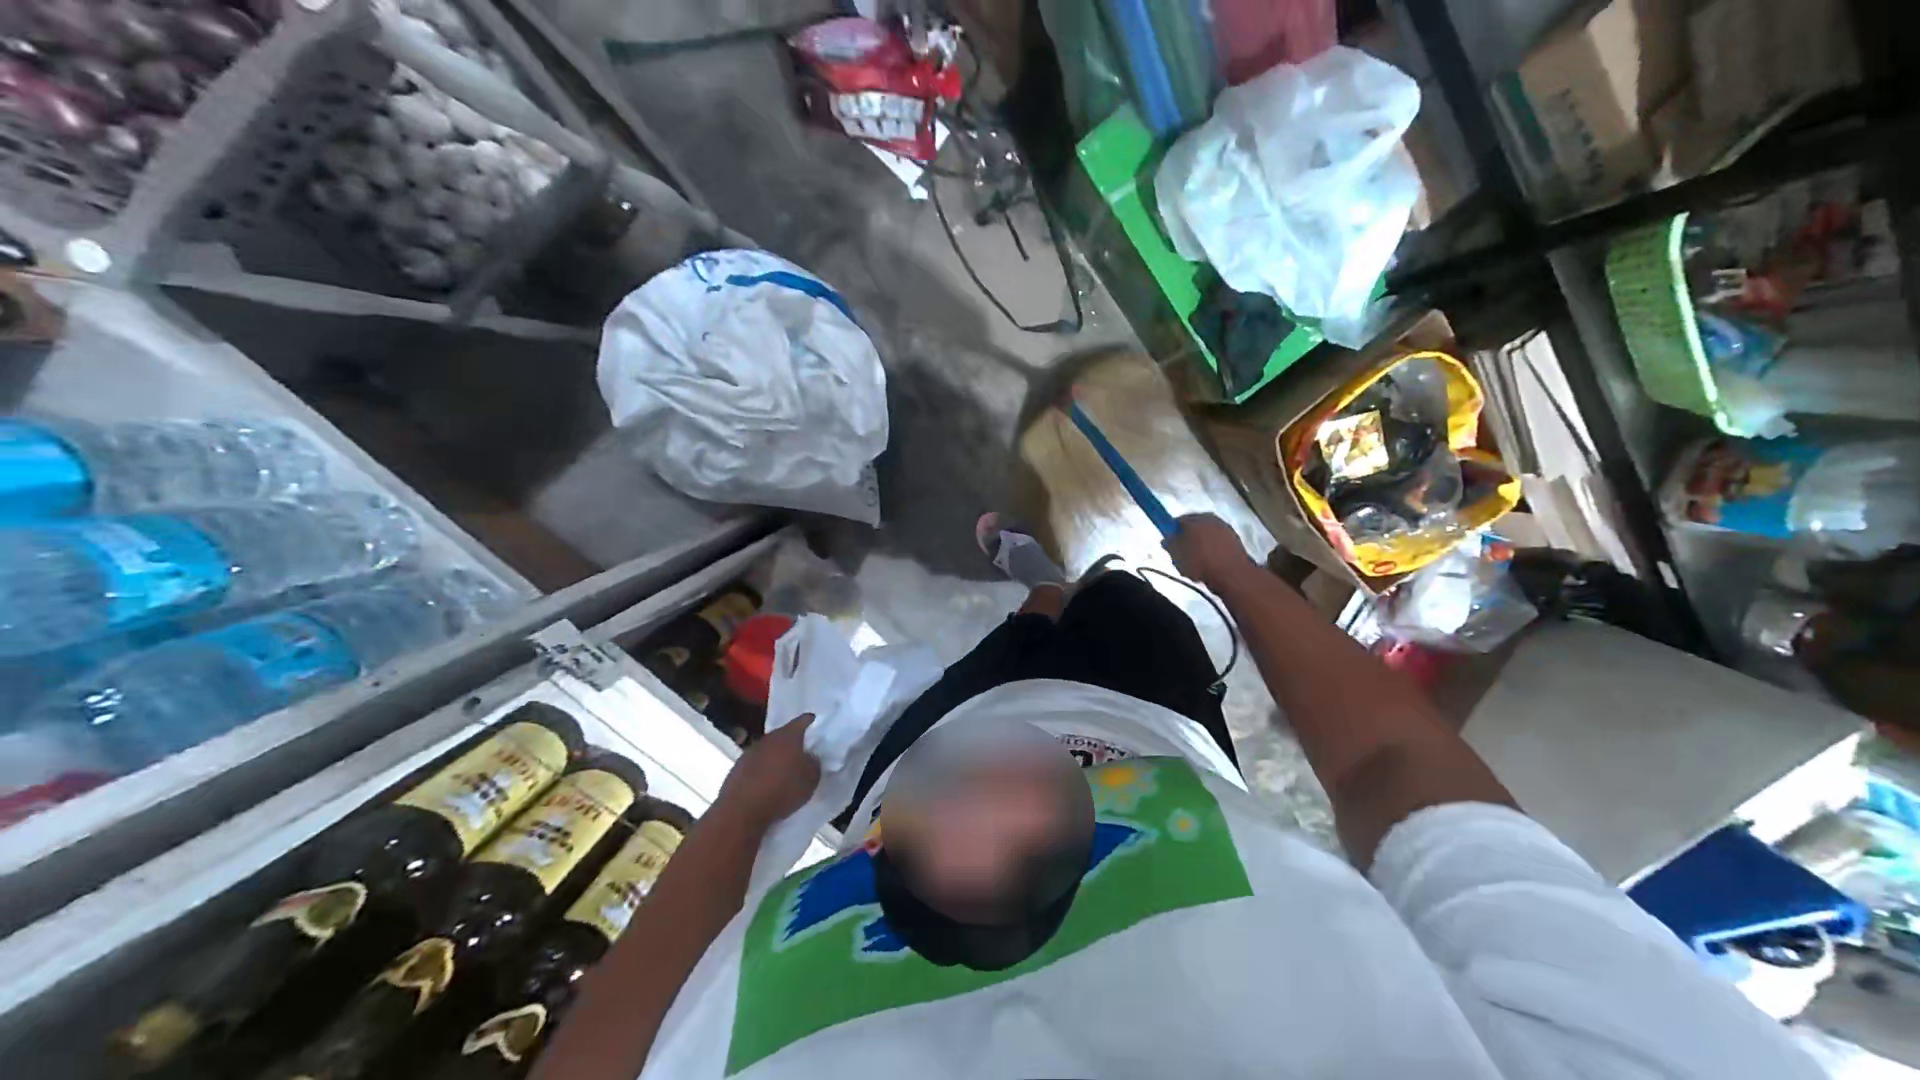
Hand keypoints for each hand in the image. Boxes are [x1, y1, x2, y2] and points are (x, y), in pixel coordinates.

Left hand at [716, 713, 820, 829]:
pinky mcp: (736, 769)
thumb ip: (814, 764)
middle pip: (782, 735)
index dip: (809, 721)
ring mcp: (749, 753)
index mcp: (788, 736)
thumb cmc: (783, 789)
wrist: (742, 810)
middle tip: (801, 751)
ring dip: (774, 757)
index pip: (802, 721)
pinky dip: (761, 770)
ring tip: (783, 770)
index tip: (814, 721)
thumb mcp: (810, 779)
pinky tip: (765, 783)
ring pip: (767, 750)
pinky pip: (754, 765)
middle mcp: (767, 739)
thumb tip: (810, 757)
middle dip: (791, 742)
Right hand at [1165, 513, 1254, 587]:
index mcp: (1195, 519)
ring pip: (1208, 534)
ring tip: (1197, 561)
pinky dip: (1214, 549)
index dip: (1172, 531)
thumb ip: (1170, 545)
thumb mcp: (1177, 556)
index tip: (1169, 543)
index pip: (1178, 521)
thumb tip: (1167, 539)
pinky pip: (1219, 542)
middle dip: (1188, 537)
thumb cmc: (1200, 563)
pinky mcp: (1236, 541)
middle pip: (1195, 526)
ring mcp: (1226, 528)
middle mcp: (1211, 518)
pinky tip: (1211, 563)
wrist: (1232, 575)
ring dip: (1202, 544)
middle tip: (1182, 553)